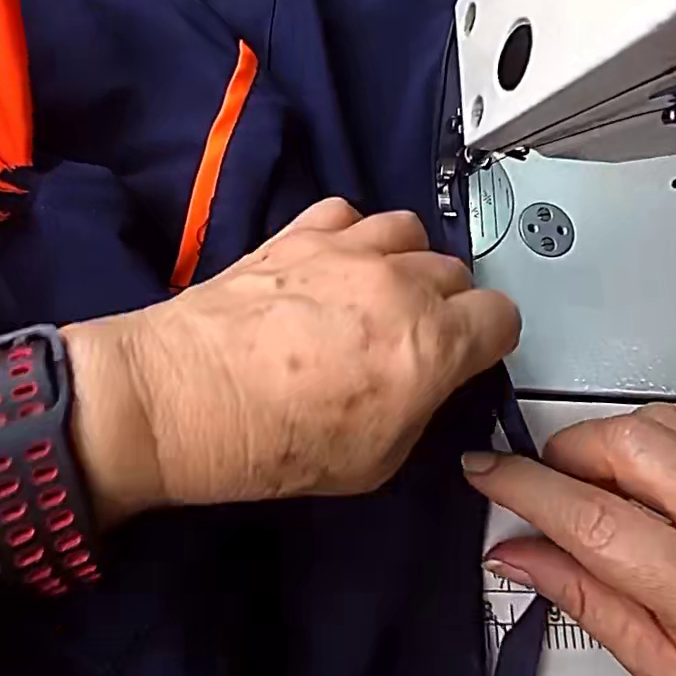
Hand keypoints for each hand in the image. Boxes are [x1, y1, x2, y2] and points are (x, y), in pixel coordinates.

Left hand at [67, 197, 518, 517]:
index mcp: (429, 345)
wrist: (176, 402)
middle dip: (442, 304)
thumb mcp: (372, 463)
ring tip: (369, 294)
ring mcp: (339, 252)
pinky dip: (346, 234)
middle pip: (454, 272)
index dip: (483, 339)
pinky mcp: (290, 239)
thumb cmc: (262, 442)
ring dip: (399, 262)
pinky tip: (327, 264)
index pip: (500, 317)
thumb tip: (421, 384)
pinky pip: (342, 212)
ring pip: (405, 231)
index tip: (462, 352)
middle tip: (406, 333)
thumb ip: (416, 410)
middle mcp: (393, 285)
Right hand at [464, 401, 675, 675]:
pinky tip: (654, 462)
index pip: (596, 520)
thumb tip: (514, 553)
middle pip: (632, 447)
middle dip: (563, 453)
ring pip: (669, 421)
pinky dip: (665, 426)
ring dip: (608, 440)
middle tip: (547, 486)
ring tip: (599, 481)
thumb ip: (585, 601)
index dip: (521, 485)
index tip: (482, 469)